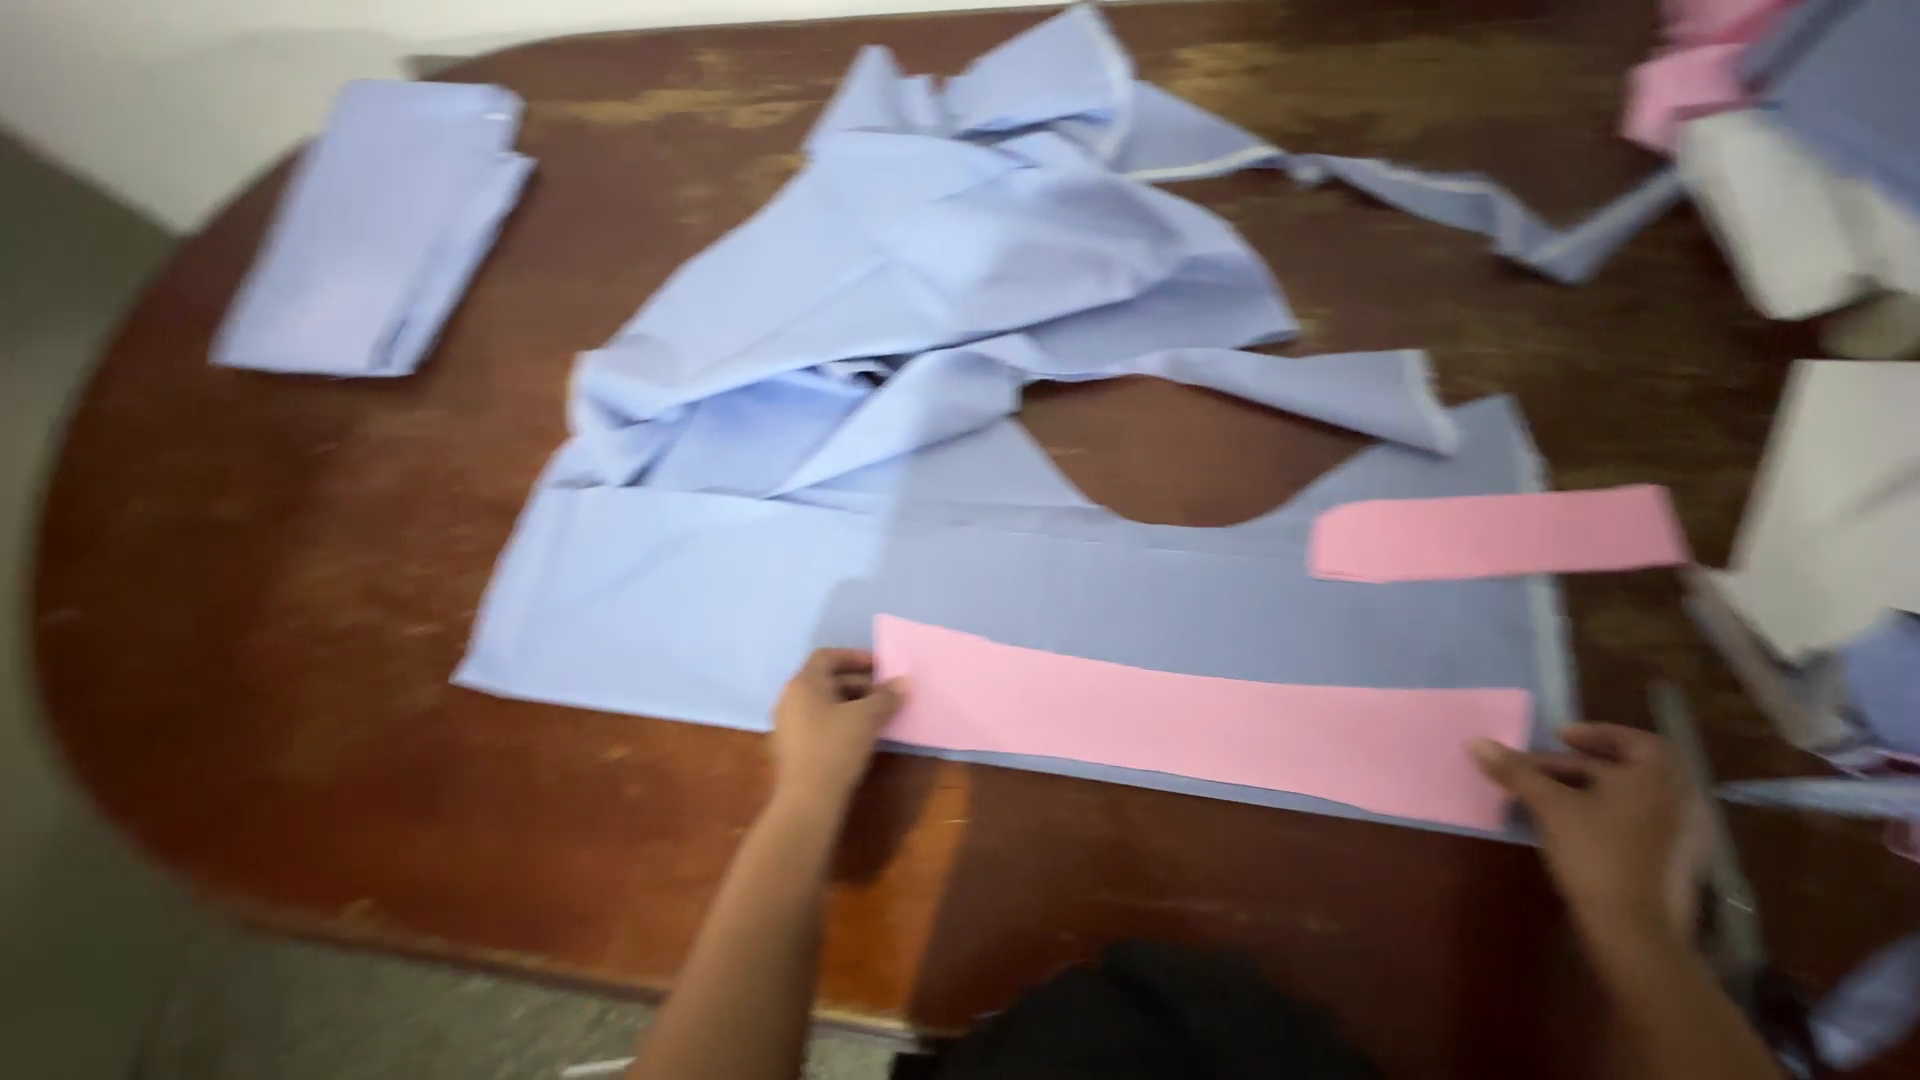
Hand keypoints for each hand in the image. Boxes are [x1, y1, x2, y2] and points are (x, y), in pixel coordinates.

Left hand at [768, 649, 904, 810]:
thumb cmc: (835, 748)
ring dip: (854, 703)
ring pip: (825, 703)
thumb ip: (886, 696)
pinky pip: (821, 723)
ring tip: (881, 714)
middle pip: (827, 680)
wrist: (807, 801)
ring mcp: (789, 725)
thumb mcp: (866, 718)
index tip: (882, 667)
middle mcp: (790, 699)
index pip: (827, 656)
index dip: (856, 657)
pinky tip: (863, 735)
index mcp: (802, 684)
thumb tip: (903, 682)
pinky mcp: (794, 748)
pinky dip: (842, 721)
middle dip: (861, 683)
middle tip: (887, 693)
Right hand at [1470, 724, 1707, 944]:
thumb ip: (1516, 771)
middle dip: (1577, 765)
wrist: (1635, 930)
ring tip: (1546, 798)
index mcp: (1658, 779)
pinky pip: (1636, 823)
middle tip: (1536, 771)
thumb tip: (1475, 741)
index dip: (1596, 734)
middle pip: (1625, 769)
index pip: (1634, 740)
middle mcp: (1679, 802)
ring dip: (1588, 791)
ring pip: (1629, 798)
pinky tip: (1571, 829)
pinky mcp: (1672, 864)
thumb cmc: (1597, 854)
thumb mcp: (1550, 806)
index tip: (1559, 738)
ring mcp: (1681, 836)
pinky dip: (1605, 816)